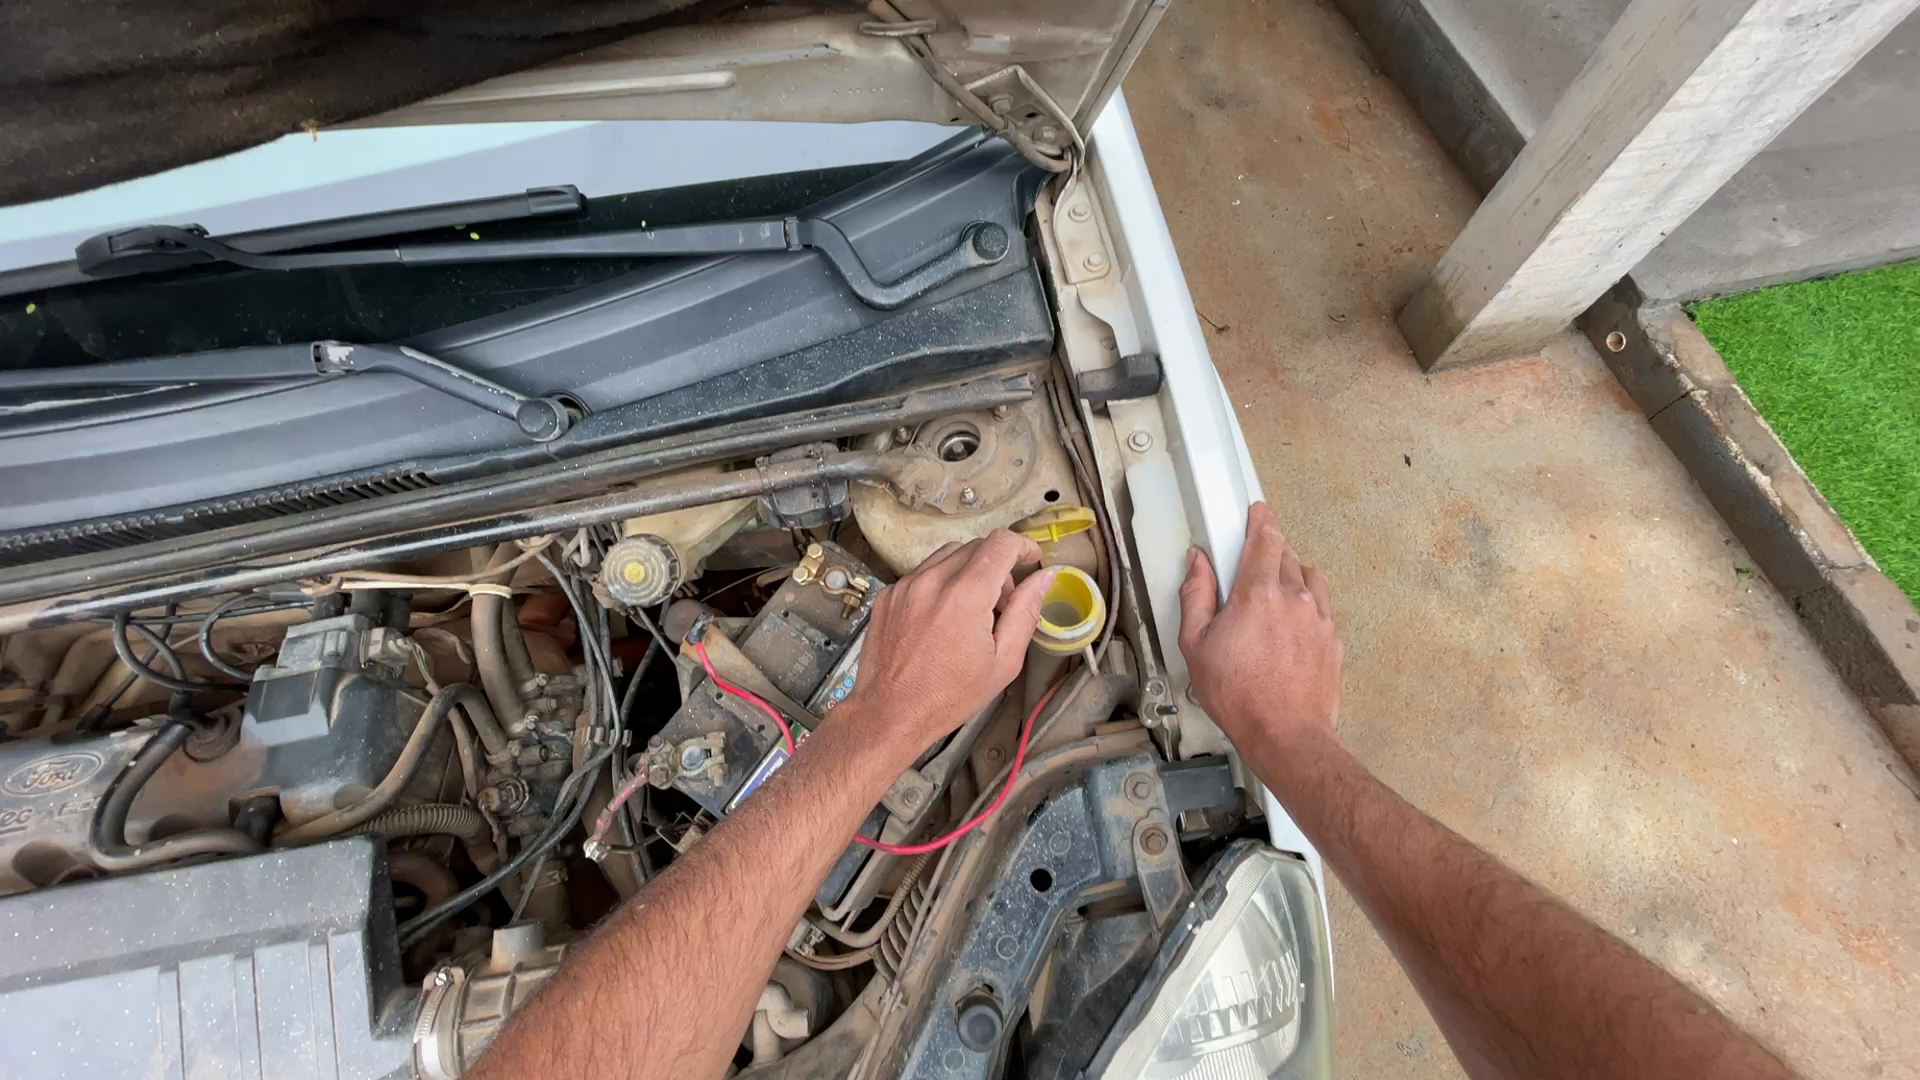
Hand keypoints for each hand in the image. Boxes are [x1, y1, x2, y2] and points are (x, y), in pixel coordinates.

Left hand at [847, 531, 1055, 749]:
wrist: (890, 713)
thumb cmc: (949, 696)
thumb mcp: (1003, 662)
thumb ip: (1026, 612)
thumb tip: (1044, 577)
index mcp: (965, 595)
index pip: (1000, 543)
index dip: (1022, 546)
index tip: (1030, 559)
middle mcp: (932, 581)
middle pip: (976, 547)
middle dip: (997, 567)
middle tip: (1002, 603)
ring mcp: (905, 585)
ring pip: (948, 556)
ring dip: (968, 572)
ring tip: (970, 611)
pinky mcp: (888, 594)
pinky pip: (922, 573)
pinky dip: (940, 584)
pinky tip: (941, 618)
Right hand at [1178, 502, 1343, 756]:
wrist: (1286, 736)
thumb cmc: (1238, 694)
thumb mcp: (1195, 643)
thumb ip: (1196, 595)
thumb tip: (1198, 564)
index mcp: (1257, 594)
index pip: (1265, 540)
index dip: (1261, 521)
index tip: (1258, 511)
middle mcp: (1294, 599)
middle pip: (1287, 555)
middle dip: (1270, 552)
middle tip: (1250, 565)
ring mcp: (1319, 619)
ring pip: (1308, 578)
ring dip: (1291, 576)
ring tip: (1271, 596)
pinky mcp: (1333, 640)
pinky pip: (1320, 608)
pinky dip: (1305, 606)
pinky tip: (1288, 627)